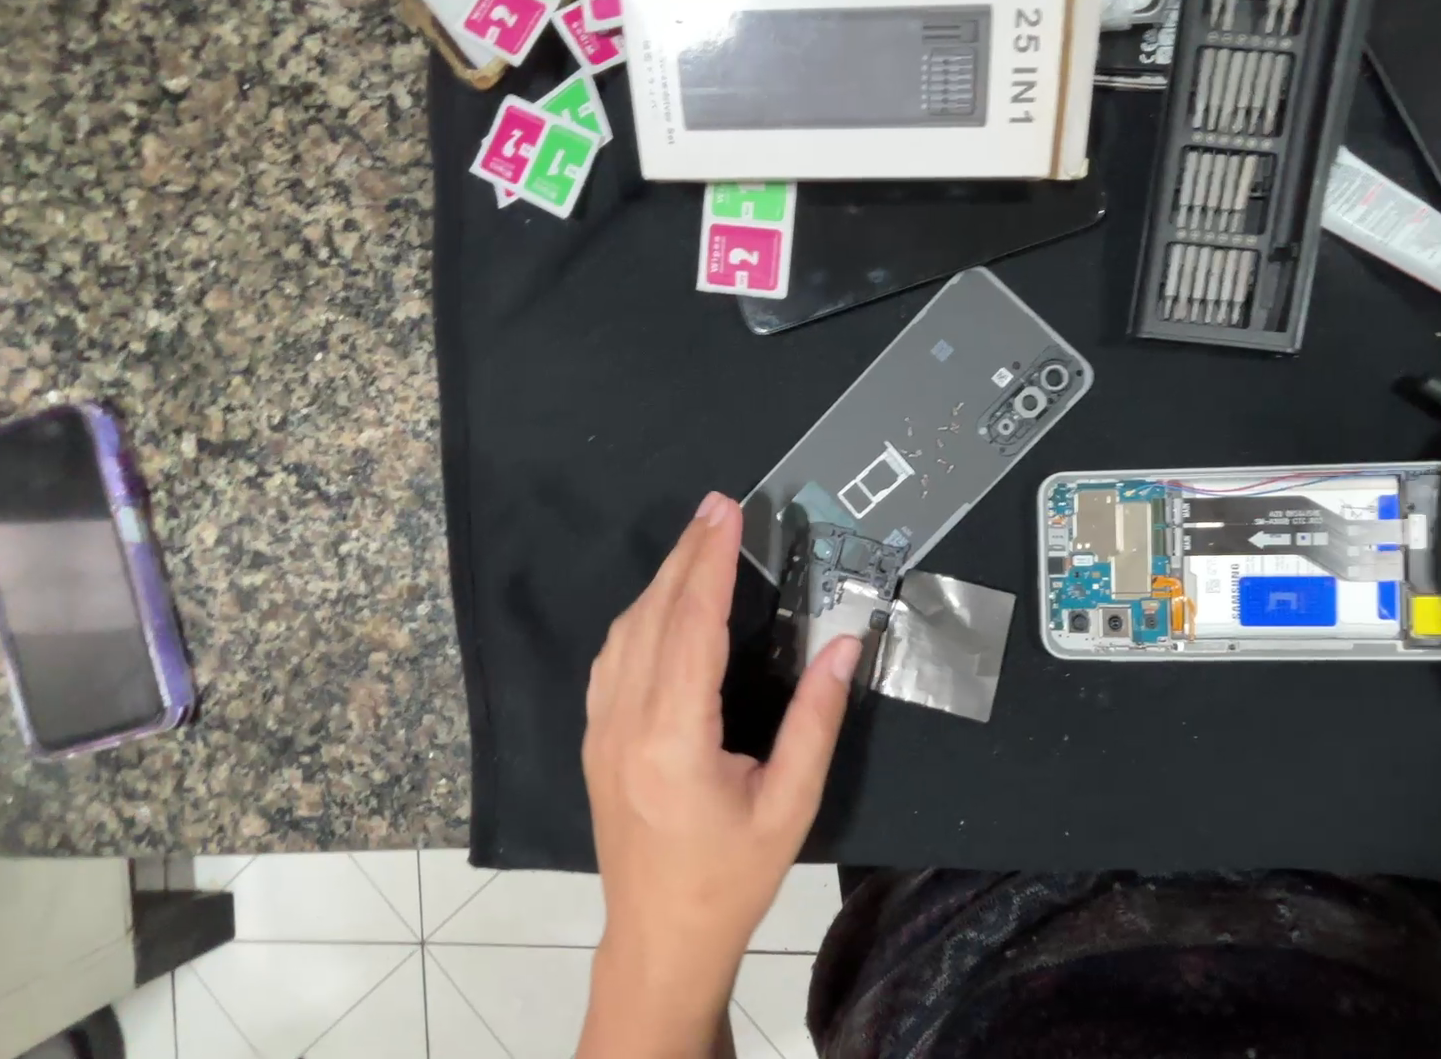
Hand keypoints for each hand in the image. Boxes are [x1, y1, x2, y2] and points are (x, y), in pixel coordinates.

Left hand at [578, 491, 859, 1055]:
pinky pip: (613, 658)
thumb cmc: (731, 875)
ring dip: (662, 579)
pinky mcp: (596, 738)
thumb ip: (816, 720)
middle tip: (717, 505)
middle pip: (653, 615)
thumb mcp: (790, 804)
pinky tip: (662, 602)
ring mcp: (601, 728)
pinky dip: (641, 615)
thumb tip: (844, 642)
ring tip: (699, 541)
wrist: (660, 935)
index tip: (728, 513)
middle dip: (687, 553)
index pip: (693, 626)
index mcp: (674, 737)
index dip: (711, 562)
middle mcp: (626, 721)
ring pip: (626, 631)